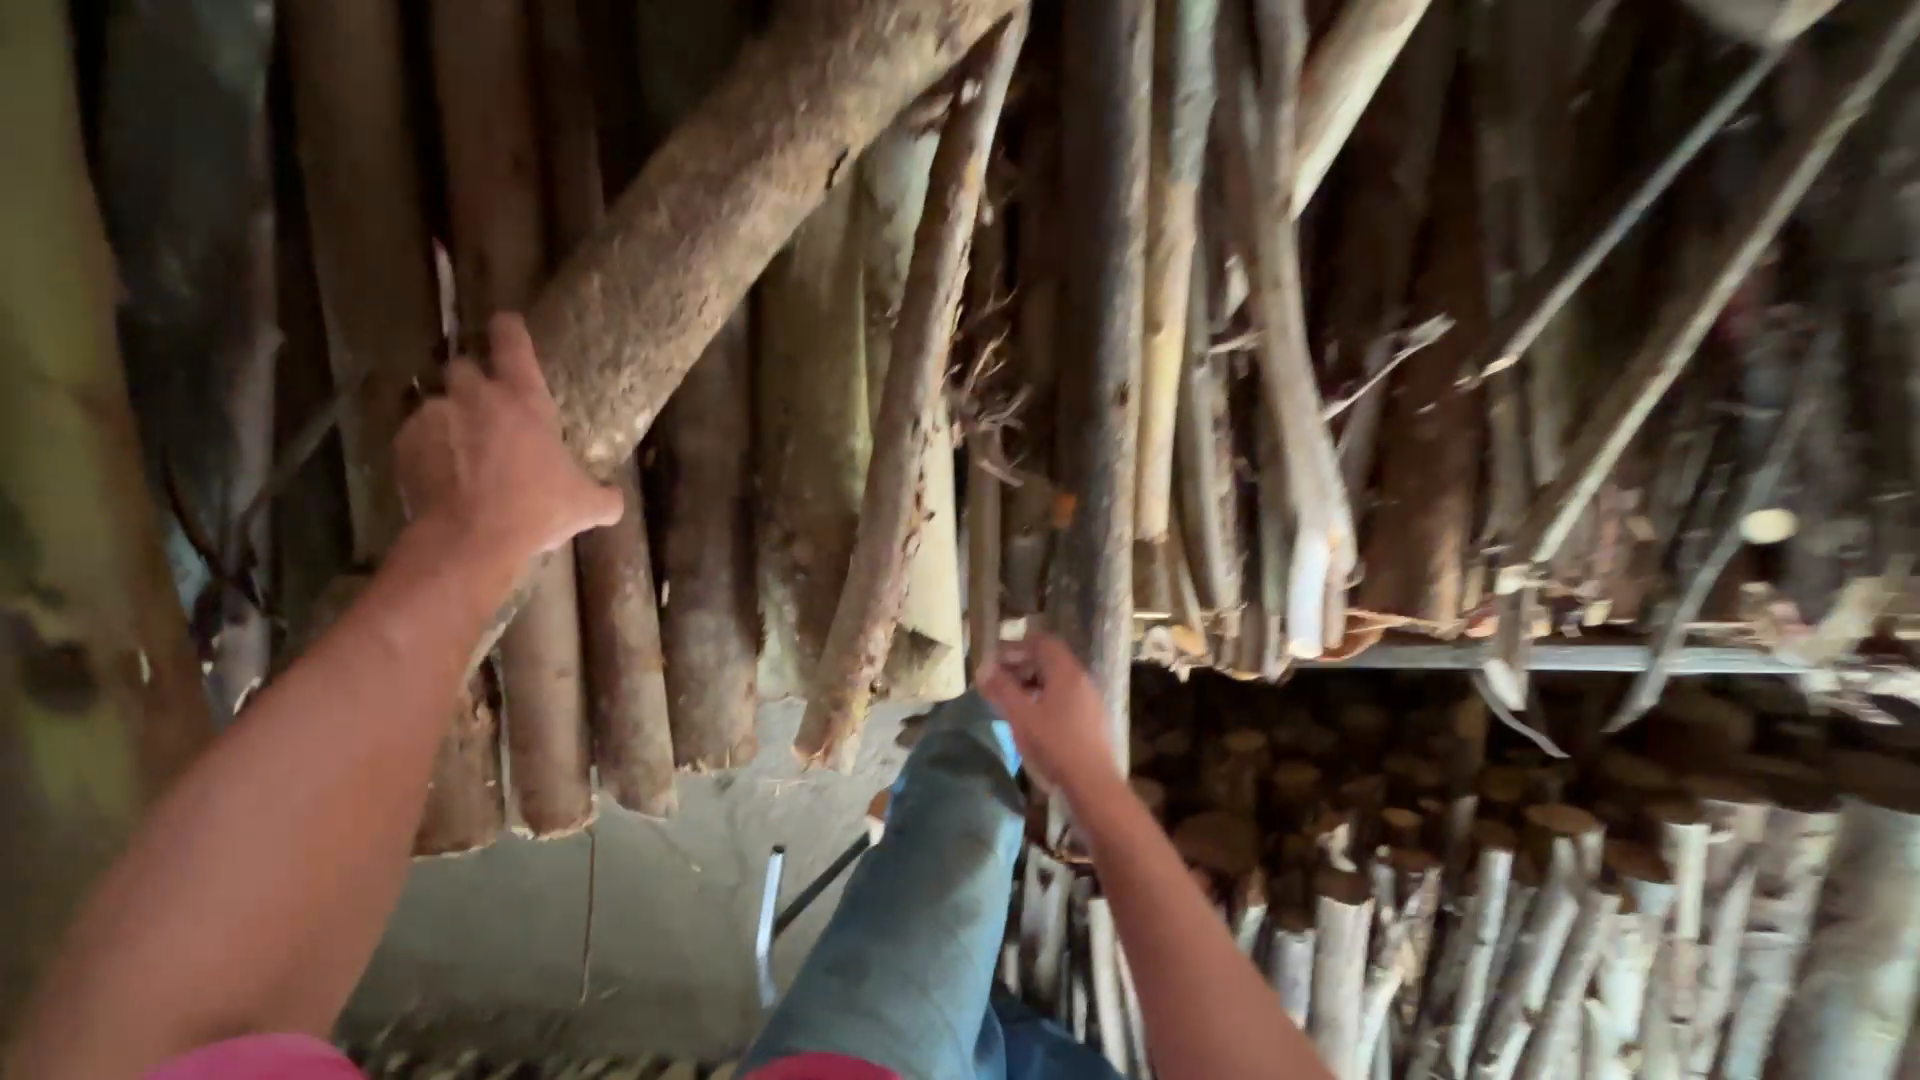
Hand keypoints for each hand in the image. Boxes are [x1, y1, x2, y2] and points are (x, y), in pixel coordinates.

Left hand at [396, 313, 621, 566]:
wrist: (470, 538)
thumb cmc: (536, 509)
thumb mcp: (585, 506)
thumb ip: (605, 497)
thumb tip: (615, 501)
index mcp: (524, 400)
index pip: (513, 343)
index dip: (509, 329)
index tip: (506, 322)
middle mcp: (475, 396)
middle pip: (462, 364)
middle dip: (471, 379)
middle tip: (484, 405)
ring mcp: (435, 416)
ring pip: (437, 402)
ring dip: (449, 418)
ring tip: (460, 449)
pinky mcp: (405, 443)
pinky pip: (416, 436)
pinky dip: (427, 448)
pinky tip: (441, 473)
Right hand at [976, 632, 1123, 800]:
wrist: (1093, 786)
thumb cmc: (1055, 746)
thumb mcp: (1021, 716)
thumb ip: (1001, 690)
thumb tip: (983, 668)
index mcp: (1067, 673)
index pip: (1042, 642)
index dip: (1016, 646)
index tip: (994, 659)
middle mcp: (1081, 680)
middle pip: (1049, 660)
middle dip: (1021, 664)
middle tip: (997, 680)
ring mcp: (1089, 701)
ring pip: (1056, 680)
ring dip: (1031, 683)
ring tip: (1010, 700)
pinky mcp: (1090, 720)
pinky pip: (1064, 698)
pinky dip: (1043, 698)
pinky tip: (1030, 719)